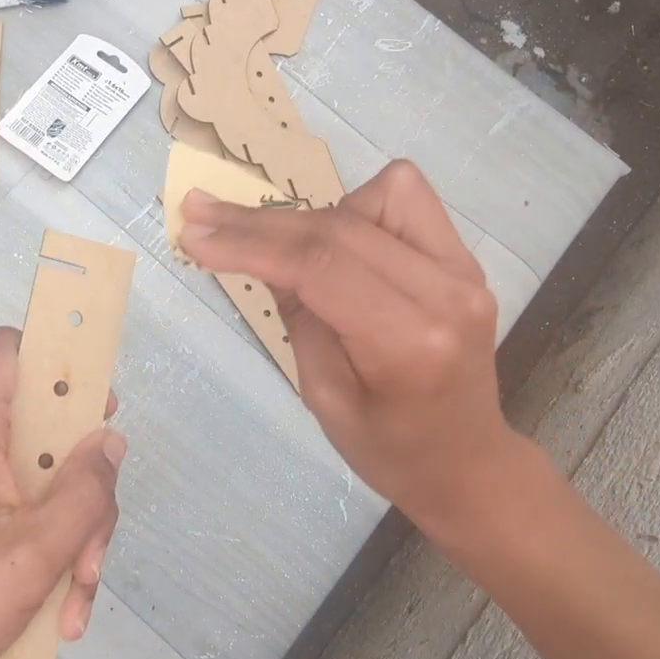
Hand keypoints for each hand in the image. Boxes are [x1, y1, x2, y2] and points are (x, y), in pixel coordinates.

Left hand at [0, 328, 125, 658]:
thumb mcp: (32, 556)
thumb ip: (84, 494)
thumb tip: (110, 439)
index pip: (10, 350)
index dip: (58, 361)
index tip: (100, 406)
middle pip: (38, 429)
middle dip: (80, 486)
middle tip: (96, 543)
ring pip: (34, 480)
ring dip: (67, 534)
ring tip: (74, 599)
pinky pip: (12, 514)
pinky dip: (41, 552)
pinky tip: (55, 611)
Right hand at [179, 160, 510, 525]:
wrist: (465, 463)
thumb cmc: (386, 448)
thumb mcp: (322, 393)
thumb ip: (296, 313)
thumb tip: (255, 248)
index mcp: (408, 341)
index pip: (319, 267)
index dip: (249, 243)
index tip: (194, 234)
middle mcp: (446, 292)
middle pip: (338, 228)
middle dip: (260, 221)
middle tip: (201, 214)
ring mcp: (463, 269)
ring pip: (376, 196)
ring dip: (315, 216)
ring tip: (283, 246)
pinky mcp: (464, 259)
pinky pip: (405, 200)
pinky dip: (358, 209)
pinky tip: (334, 240)